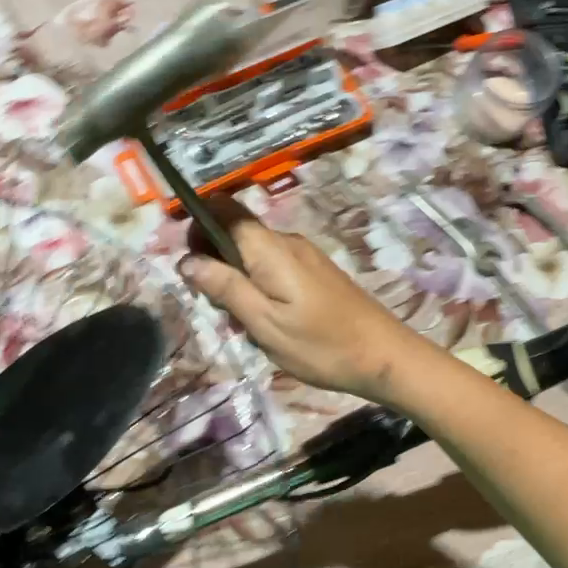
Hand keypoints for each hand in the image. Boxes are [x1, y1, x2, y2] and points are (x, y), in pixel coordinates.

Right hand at [179, 219, 437, 404]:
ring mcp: (303, 255)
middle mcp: (286, 241)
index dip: (197, 224)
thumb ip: (224, 287)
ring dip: (234, 277)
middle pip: (235, 231)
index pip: (223, 210)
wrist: (383, 357)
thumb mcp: (263, 323)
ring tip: (240, 320)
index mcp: (269, 248)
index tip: (185, 258)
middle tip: (214, 304)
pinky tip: (264, 320)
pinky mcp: (314, 272)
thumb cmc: (320, 345)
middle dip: (213, 259)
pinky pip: (272, 266)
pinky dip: (256, 285)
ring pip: (252, 251)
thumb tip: (185, 260)